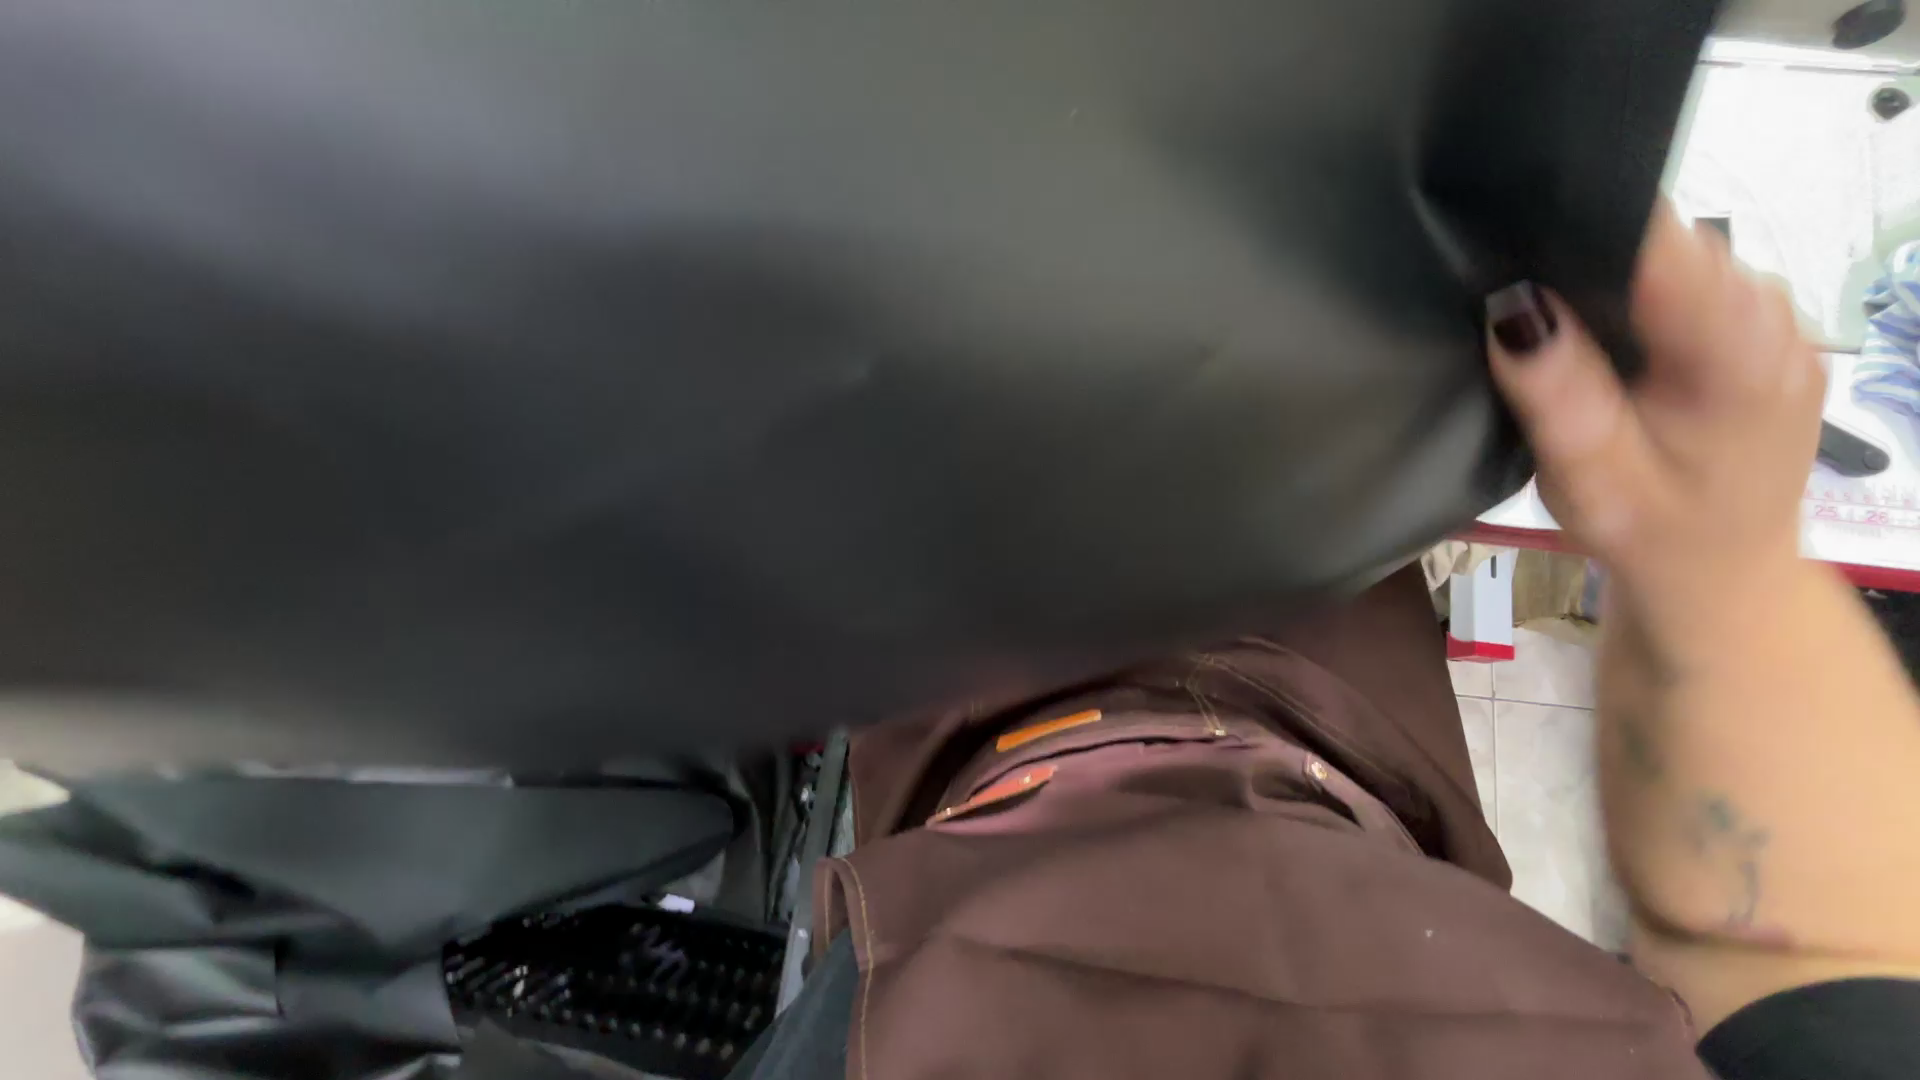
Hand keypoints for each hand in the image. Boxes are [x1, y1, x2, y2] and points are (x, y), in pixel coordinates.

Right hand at [1484, 204, 1824, 622]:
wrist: (1717, 576)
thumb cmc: (1647, 533)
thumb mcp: (1587, 475)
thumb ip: (1557, 391)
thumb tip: (1514, 307)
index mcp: (1739, 354)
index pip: (1665, 249)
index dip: (1585, 230)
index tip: (1510, 232)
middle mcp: (1772, 321)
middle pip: (1672, 245)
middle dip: (1586, 250)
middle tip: (1505, 276)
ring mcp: (1770, 324)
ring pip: (1677, 259)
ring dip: (1606, 271)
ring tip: (1537, 298)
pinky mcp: (1751, 336)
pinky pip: (1684, 285)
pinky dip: (1629, 292)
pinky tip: (1588, 324)